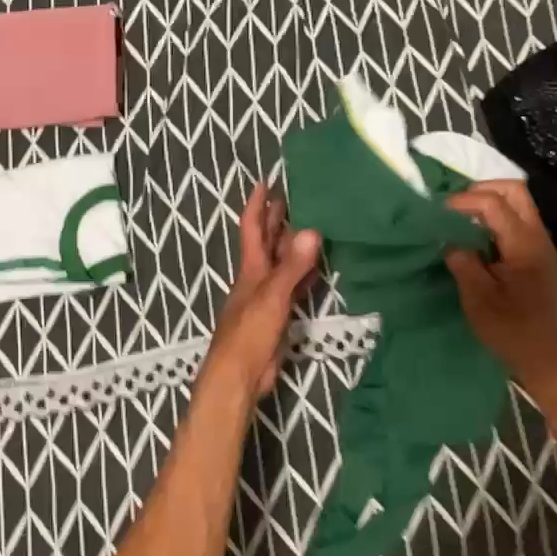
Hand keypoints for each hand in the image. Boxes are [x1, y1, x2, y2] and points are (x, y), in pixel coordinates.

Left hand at [201, 182, 322, 405]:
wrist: (238, 376)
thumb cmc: (249, 333)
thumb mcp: (273, 297)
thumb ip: (293, 266)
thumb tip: (312, 230)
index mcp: (251, 268)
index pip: (252, 227)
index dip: (257, 203)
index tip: (266, 179)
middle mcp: (257, 277)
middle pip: (268, 241)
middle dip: (277, 217)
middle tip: (295, 193)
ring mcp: (267, 296)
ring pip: (282, 263)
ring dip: (292, 243)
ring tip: (313, 221)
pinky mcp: (279, 315)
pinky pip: (294, 286)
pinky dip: (305, 273)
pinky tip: (318, 267)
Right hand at [443, 180, 556, 394]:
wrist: (548, 359)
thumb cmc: (513, 332)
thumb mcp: (479, 299)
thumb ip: (463, 262)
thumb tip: (447, 238)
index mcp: (524, 244)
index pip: (493, 203)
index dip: (463, 201)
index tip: (437, 213)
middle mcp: (537, 236)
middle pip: (514, 190)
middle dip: (481, 189)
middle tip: (453, 206)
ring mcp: (540, 245)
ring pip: (518, 203)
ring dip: (488, 201)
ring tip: (459, 218)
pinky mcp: (537, 255)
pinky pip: (517, 220)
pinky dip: (494, 216)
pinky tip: (474, 235)